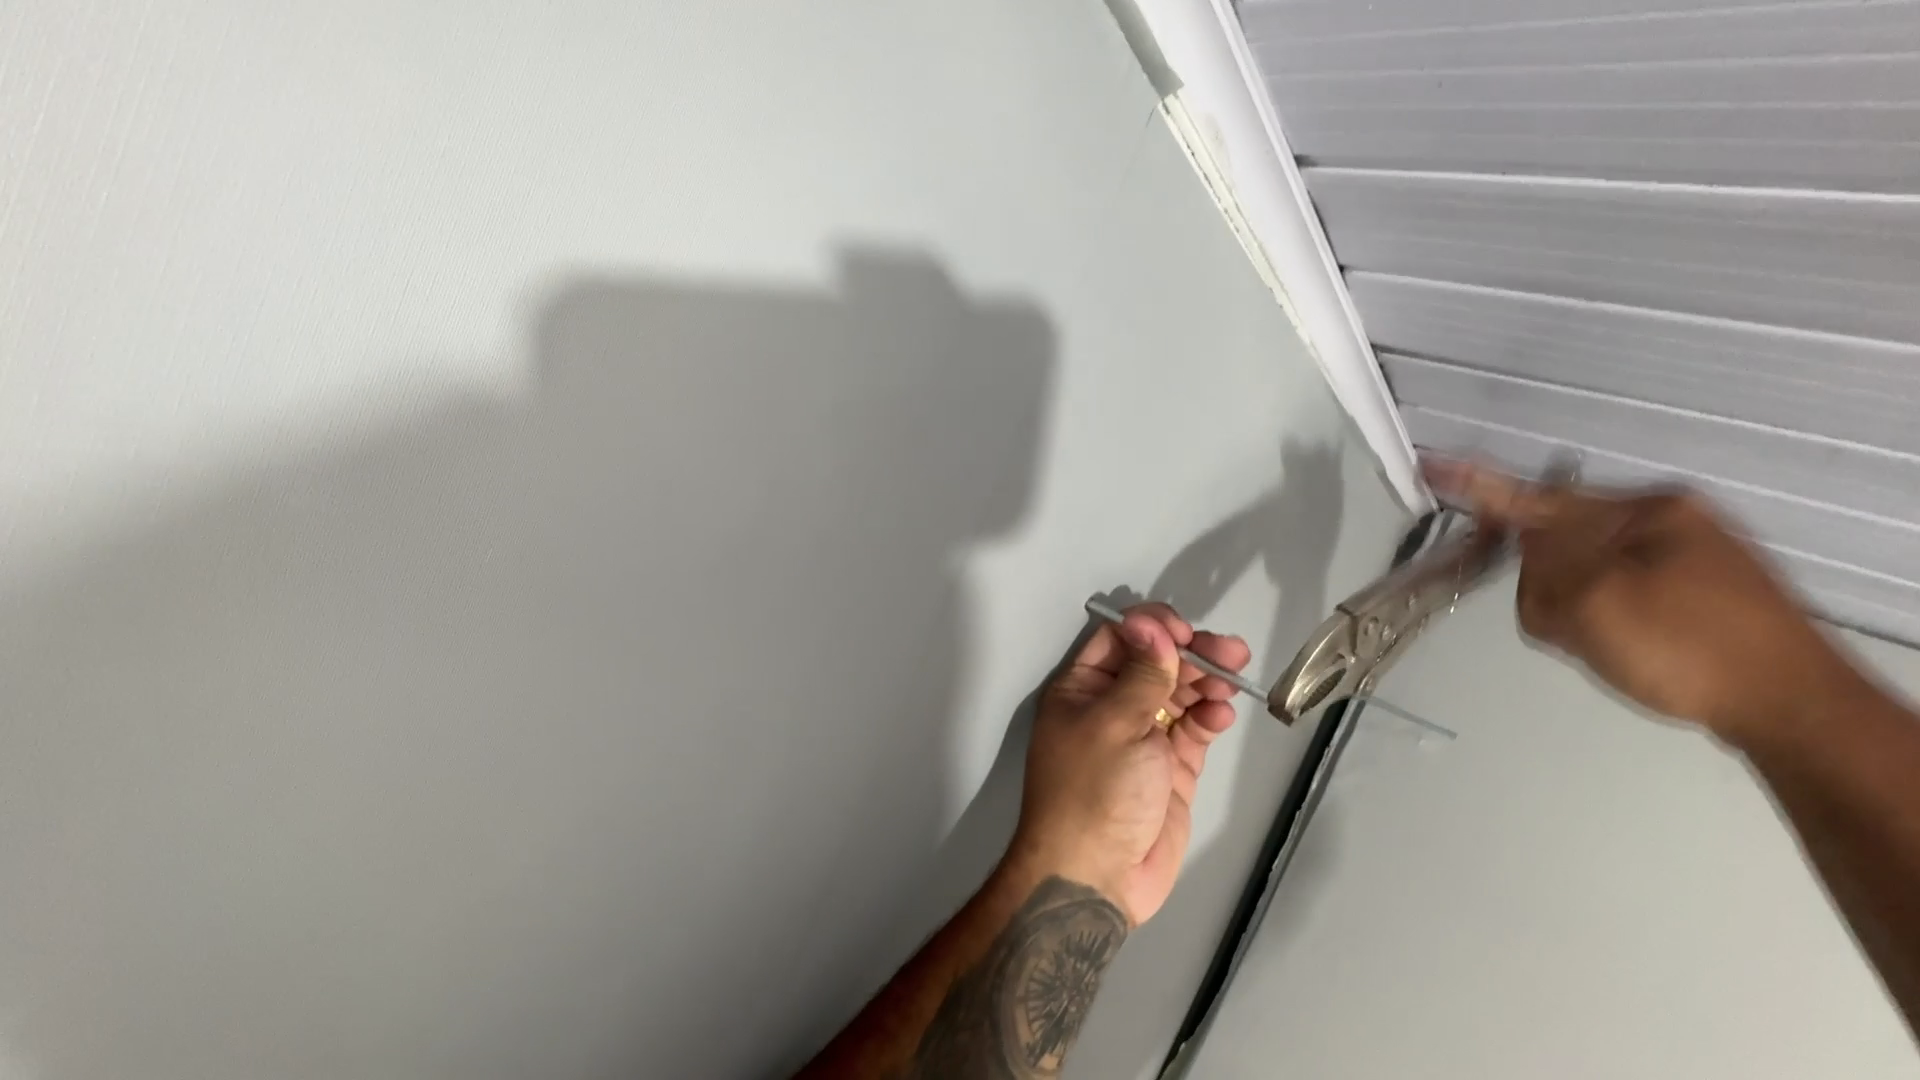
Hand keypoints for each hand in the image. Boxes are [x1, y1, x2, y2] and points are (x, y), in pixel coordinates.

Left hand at [1008, 602, 1250, 925]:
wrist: (1095, 877)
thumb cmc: (1094, 791)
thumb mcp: (1116, 724)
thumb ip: (1143, 675)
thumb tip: (1151, 625)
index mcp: (1082, 689)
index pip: (1119, 639)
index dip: (1152, 629)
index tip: (1184, 631)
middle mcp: (1110, 706)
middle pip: (1155, 663)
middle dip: (1192, 653)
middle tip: (1230, 652)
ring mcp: (1142, 737)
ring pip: (1179, 694)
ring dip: (1206, 682)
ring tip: (1232, 679)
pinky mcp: (1169, 767)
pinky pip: (1192, 730)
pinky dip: (1208, 718)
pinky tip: (1220, 715)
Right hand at [1425, 459, 1865, 745]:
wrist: (1792, 712)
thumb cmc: (1688, 647)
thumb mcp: (1595, 600)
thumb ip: (1541, 563)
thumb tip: (1523, 542)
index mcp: (1642, 512)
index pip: (1535, 497)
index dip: (1476, 487)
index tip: (1429, 466)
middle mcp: (1660, 525)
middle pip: (1555, 545)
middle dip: (1545, 586)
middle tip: (1570, 627)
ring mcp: (1678, 562)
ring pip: (1576, 580)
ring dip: (1573, 614)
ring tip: (1607, 647)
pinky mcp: (1685, 599)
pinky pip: (1606, 602)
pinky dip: (1599, 627)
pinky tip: (1625, 652)